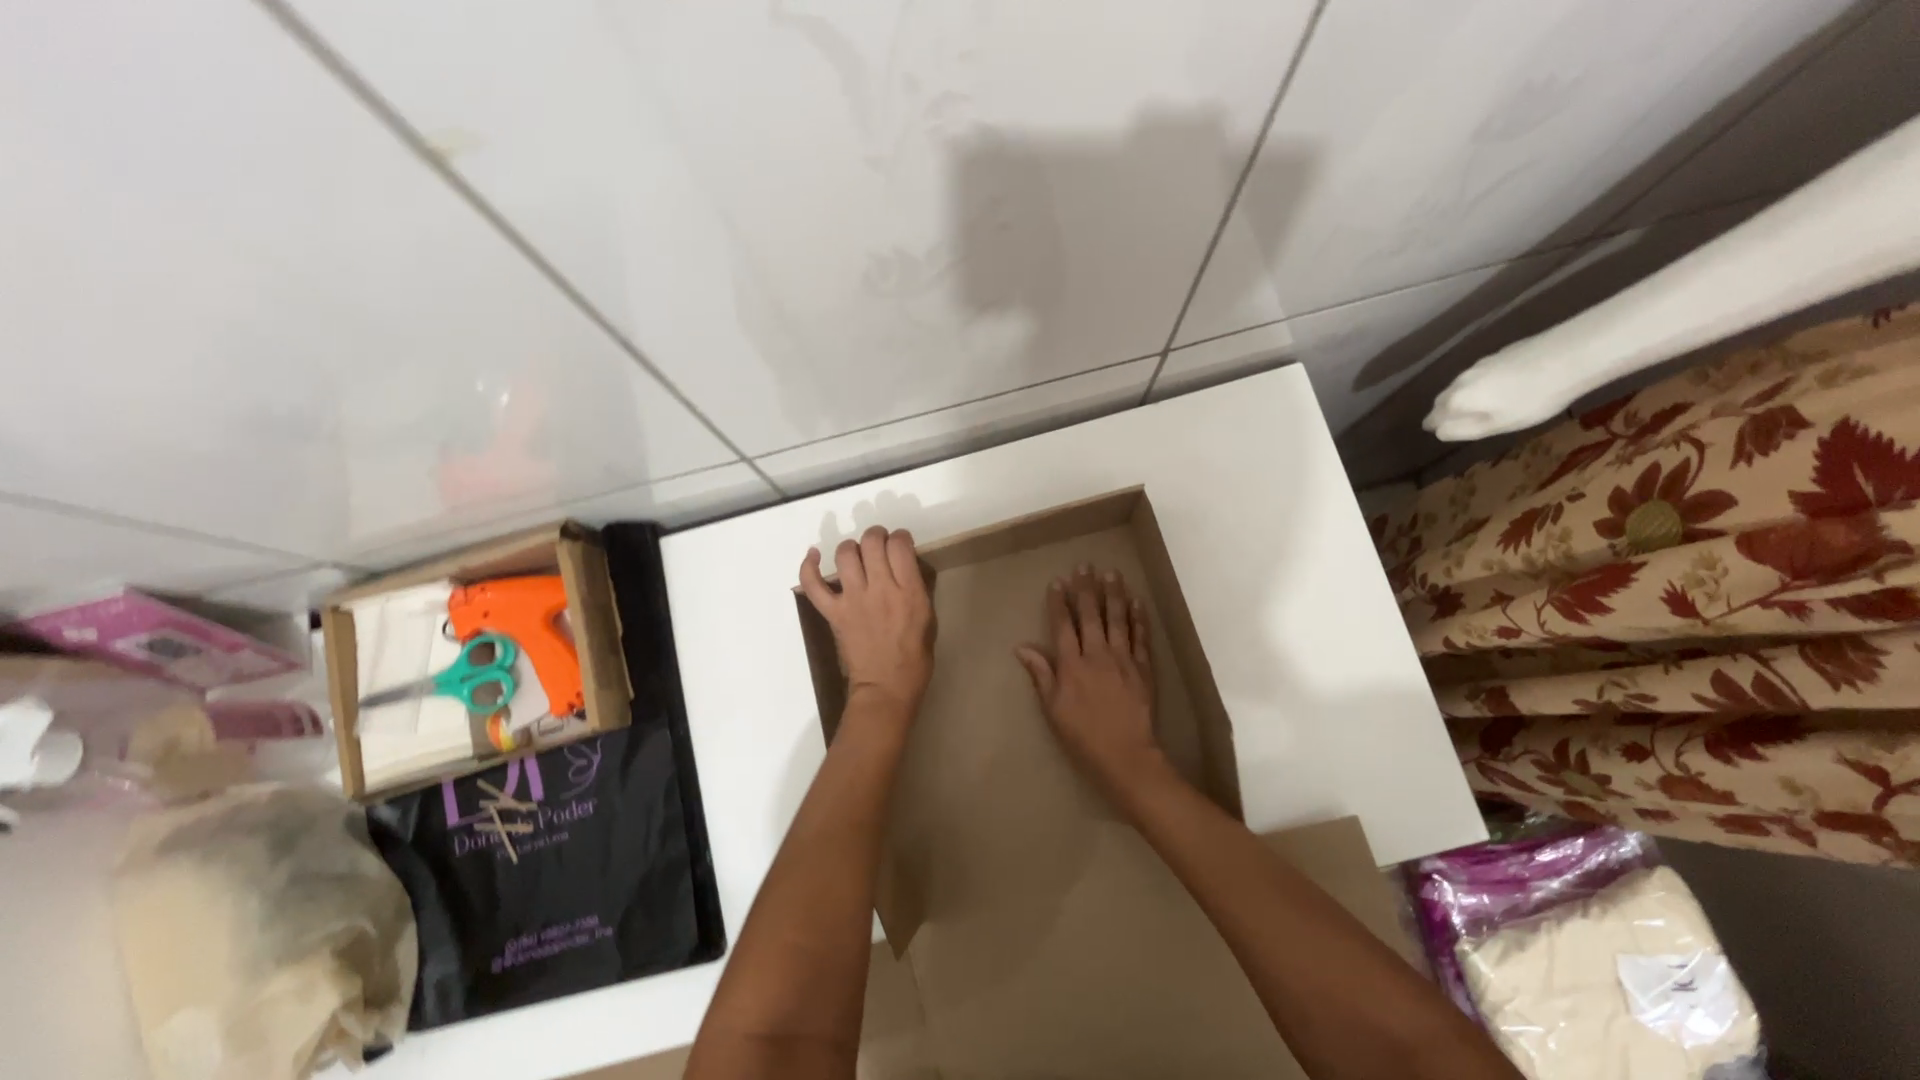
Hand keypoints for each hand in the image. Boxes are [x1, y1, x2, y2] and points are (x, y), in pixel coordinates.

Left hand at [799, 526, 935, 714]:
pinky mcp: (834, 613)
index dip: (900, 537)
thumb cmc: (915, 657)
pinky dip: (808, 566)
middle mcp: (881, 589)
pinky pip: (813, 584)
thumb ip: (917, 588)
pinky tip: (812, 555)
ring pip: (845, 555)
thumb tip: (905, 566)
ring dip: (851, 547)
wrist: (886, 687)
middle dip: (876, 536)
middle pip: (872, 542)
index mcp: (910, 592)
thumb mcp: (928, 617)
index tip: (900, 543)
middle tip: (879, 544)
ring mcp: (854, 600)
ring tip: (856, 554)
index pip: (900, 545)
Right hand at [1015, 565, 1168, 805]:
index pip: (1063, 625)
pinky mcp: (1144, 668)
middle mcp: (1097, 655)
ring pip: (1118, 619)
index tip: (1057, 581)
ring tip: (1111, 573)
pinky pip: (1141, 636)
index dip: (1059, 602)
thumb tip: (1022, 647)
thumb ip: (1041, 674)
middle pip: (1091, 615)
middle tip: (1085, 565)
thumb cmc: (1082, 736)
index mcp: (1071, 665)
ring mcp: (1123, 659)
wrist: (1125, 754)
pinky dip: (1138, 617)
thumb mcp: (1052, 708)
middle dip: (1086, 588)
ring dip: (1113, 594)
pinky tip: (1136, 601)